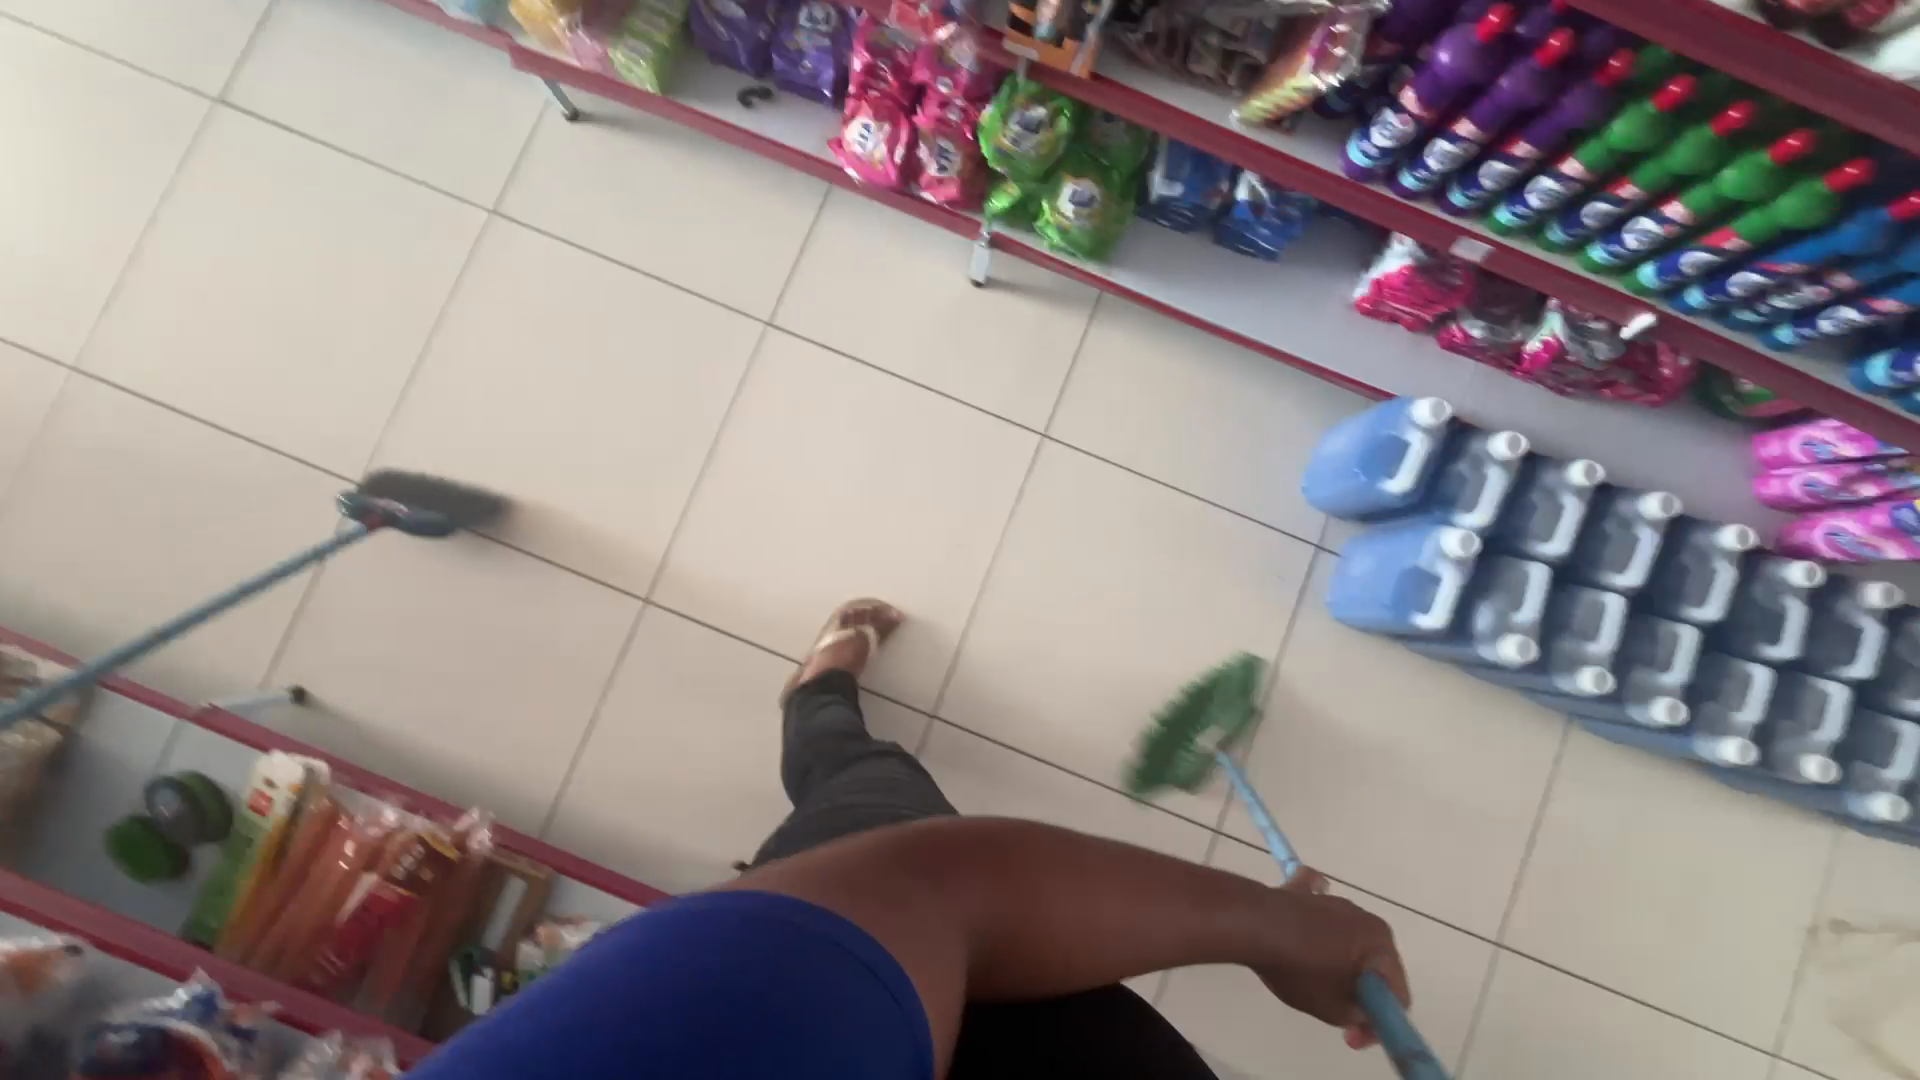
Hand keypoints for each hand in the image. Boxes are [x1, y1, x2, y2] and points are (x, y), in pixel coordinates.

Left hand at [1253, 868, 1409, 1051]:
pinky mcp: (1300, 889)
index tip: (1353, 1036)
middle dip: (1359, 991)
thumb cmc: (1300, 969)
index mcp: (1380, 944)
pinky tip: (1312, 910)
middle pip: (1372, 963)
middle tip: (1338, 1014)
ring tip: (1314, 982)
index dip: (1376, 1022)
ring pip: (1346, 937)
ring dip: (1338, 960)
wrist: (1254, 924)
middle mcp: (1362, 916)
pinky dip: (1316, 907)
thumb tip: (1358, 1007)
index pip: (1393, 994)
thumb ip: (1358, 1014)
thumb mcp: (1335, 1011)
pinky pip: (1316, 898)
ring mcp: (1330, 899)